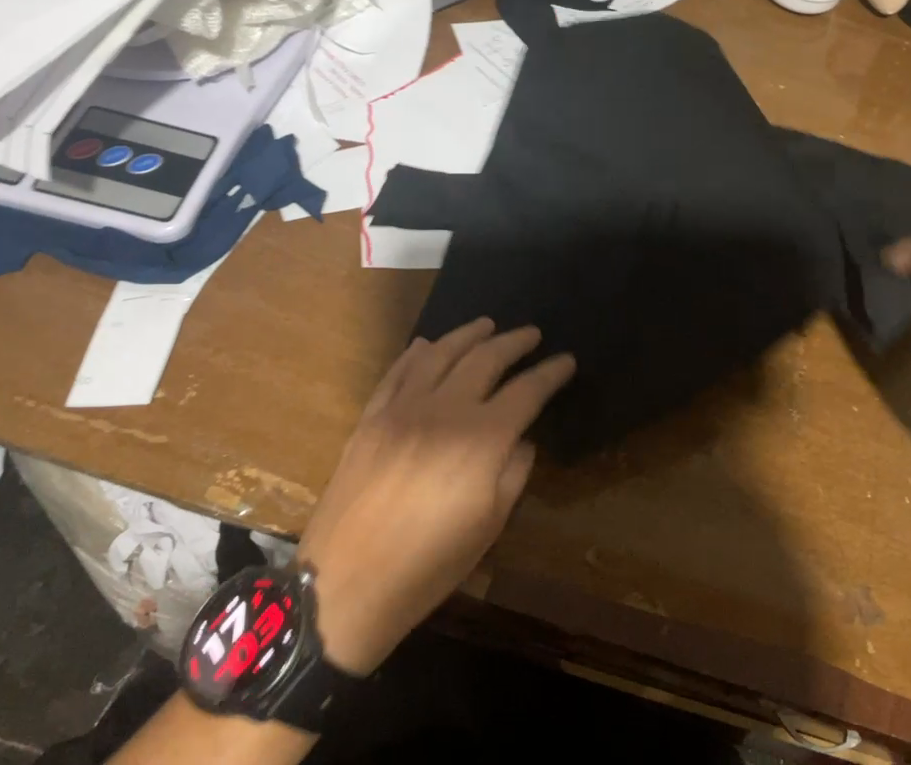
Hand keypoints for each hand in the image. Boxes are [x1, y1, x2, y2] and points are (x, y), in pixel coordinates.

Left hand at [296, 318, 574, 674]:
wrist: (344, 587)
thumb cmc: (429, 565)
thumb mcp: (490, 524)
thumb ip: (513, 472)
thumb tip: (519, 440)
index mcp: (482, 439)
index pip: (526, 391)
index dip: (551, 373)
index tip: (567, 361)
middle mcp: (443, 411)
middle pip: (484, 360)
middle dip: (513, 343)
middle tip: (532, 334)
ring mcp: (401, 410)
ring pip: (439, 355)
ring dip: (467, 335)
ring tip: (487, 324)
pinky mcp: (370, 420)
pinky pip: (396, 373)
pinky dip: (416, 354)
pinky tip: (427, 345)